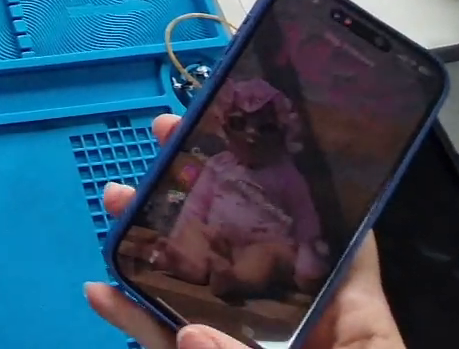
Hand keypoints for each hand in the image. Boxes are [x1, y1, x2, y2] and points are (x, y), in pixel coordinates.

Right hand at [83, 115, 405, 348]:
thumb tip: (193, 334)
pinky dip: (133, 319)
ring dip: (153, 243)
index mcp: (357, 331)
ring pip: (198, 288)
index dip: (302, 181)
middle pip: (251, 247)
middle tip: (167, 140)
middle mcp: (302, 334)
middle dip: (202, 191)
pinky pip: (169, 343)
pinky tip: (100, 291)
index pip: (340, 242)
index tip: (253, 130)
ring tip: (116, 201)